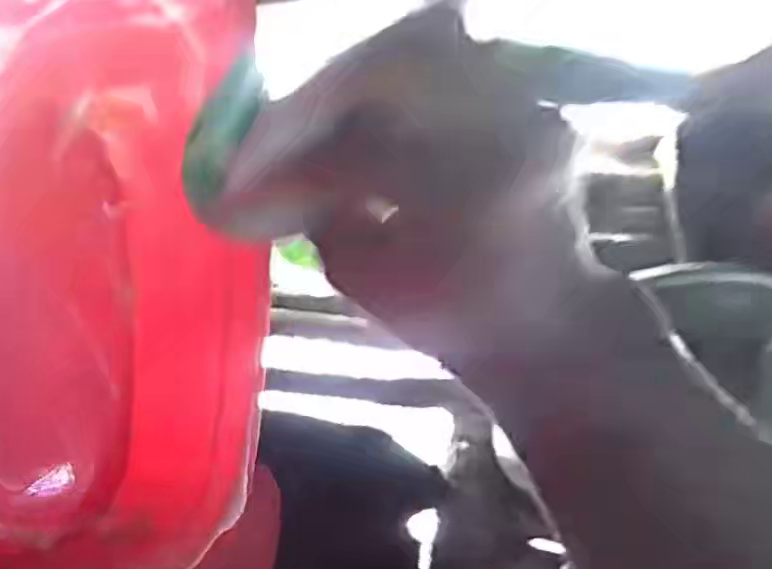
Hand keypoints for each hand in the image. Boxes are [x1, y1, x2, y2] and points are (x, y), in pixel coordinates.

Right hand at [235, 6, 620, 376]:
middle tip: (264, 133)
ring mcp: (524, 101)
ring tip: (299, 120)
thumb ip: (324, 219)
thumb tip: (275, 183)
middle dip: (314, 96)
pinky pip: (441, 67)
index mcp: (464, 186)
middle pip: (397, 64)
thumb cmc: (440, 314)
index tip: (234, 184)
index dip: (284, 162)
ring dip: (347, 82)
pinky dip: (381, 89)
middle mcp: (506, 124)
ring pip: (424, 49)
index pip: (354, 149)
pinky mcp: (521, 99)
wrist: (537, 312)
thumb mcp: (364, 277)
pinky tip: (344, 120)